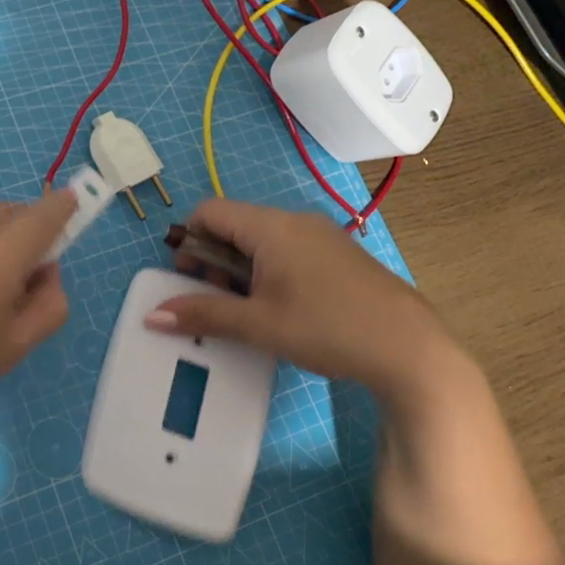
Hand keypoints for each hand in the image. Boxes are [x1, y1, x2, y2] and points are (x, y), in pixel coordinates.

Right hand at [147, 197, 472, 406]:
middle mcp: (296, 221)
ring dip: (241, 268)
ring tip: (248, 309)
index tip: (191, 278)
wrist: (413, 353)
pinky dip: (270, 271)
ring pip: (262, 239)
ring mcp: (323, 237)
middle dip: (213, 258)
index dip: (189, 240)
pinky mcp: (341, 256)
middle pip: (235, 224)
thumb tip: (151, 314)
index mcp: (272, 227)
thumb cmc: (328, 330)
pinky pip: (289, 250)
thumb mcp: (258, 325)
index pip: (209, 211)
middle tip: (216, 300)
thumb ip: (202, 313)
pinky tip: (283, 308)